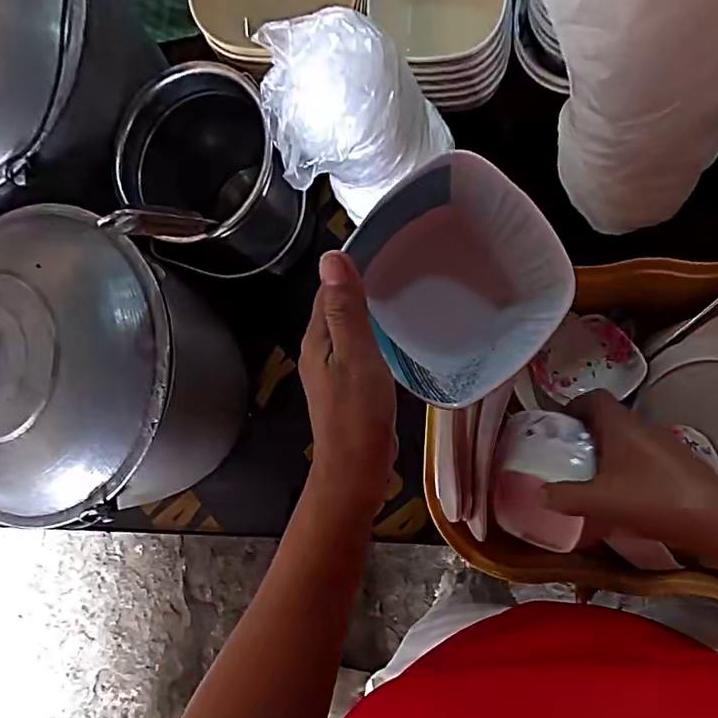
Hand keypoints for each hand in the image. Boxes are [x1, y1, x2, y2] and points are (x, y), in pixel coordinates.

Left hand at [300, 251, 397, 502]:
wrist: (356, 468)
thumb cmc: (358, 413)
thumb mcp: (356, 354)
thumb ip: (345, 309)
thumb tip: (331, 258)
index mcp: (316, 339)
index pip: (329, 290)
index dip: (351, 269)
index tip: (383, 249)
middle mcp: (318, 352)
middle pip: (338, 309)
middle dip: (362, 289)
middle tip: (400, 270)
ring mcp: (332, 372)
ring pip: (349, 331)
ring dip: (369, 315)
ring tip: (401, 298)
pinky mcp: (348, 388)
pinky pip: (360, 352)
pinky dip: (375, 340)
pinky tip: (395, 341)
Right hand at [545, 391, 717, 562]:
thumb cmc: (654, 500)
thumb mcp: (599, 502)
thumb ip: (564, 497)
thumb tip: (538, 493)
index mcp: (622, 426)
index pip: (594, 398)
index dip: (573, 406)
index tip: (557, 426)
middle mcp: (645, 428)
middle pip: (609, 421)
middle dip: (586, 435)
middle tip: (567, 458)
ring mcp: (667, 447)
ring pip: (628, 441)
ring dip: (608, 455)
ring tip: (591, 480)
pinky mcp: (681, 468)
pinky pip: (645, 460)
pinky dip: (628, 471)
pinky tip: (624, 498)